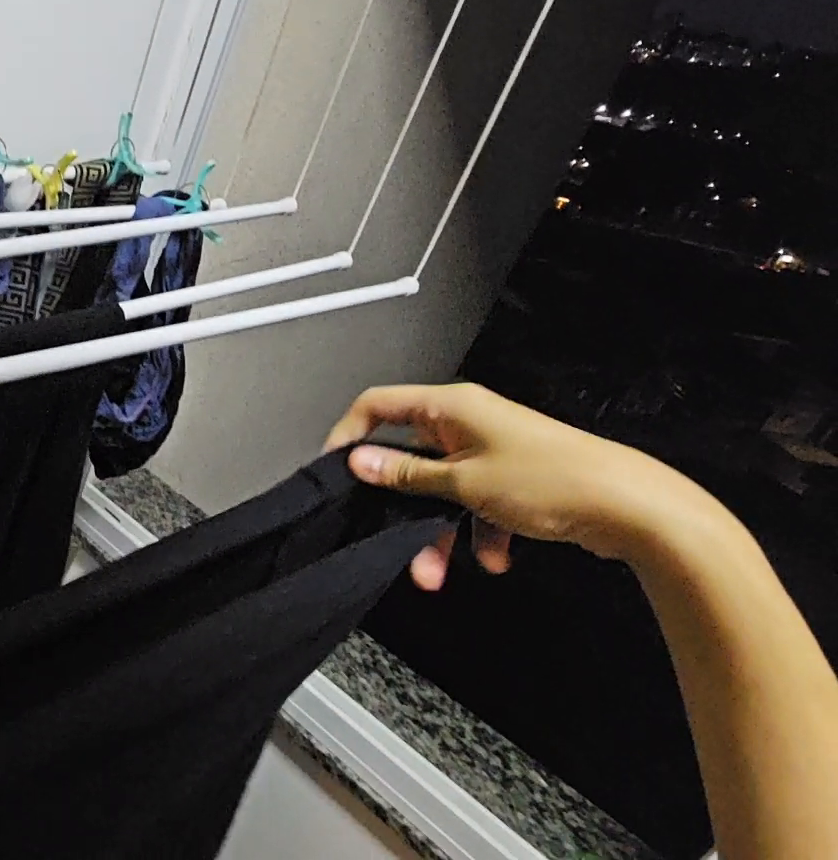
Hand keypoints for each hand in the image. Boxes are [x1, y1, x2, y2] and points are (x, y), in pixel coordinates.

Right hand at [323, 383, 709, 589]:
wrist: (643, 512)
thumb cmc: (544, 482)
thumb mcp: (463, 482)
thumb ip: (405, 473)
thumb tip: (356, 461)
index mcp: (451, 407)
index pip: (378, 405)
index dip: (349, 433)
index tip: (335, 471)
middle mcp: (467, 422)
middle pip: (410, 455)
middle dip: (398, 503)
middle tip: (382, 535)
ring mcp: (493, 450)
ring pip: (442, 488)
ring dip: (436, 529)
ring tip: (435, 574)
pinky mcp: (516, 479)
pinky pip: (477, 502)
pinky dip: (478, 531)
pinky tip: (494, 561)